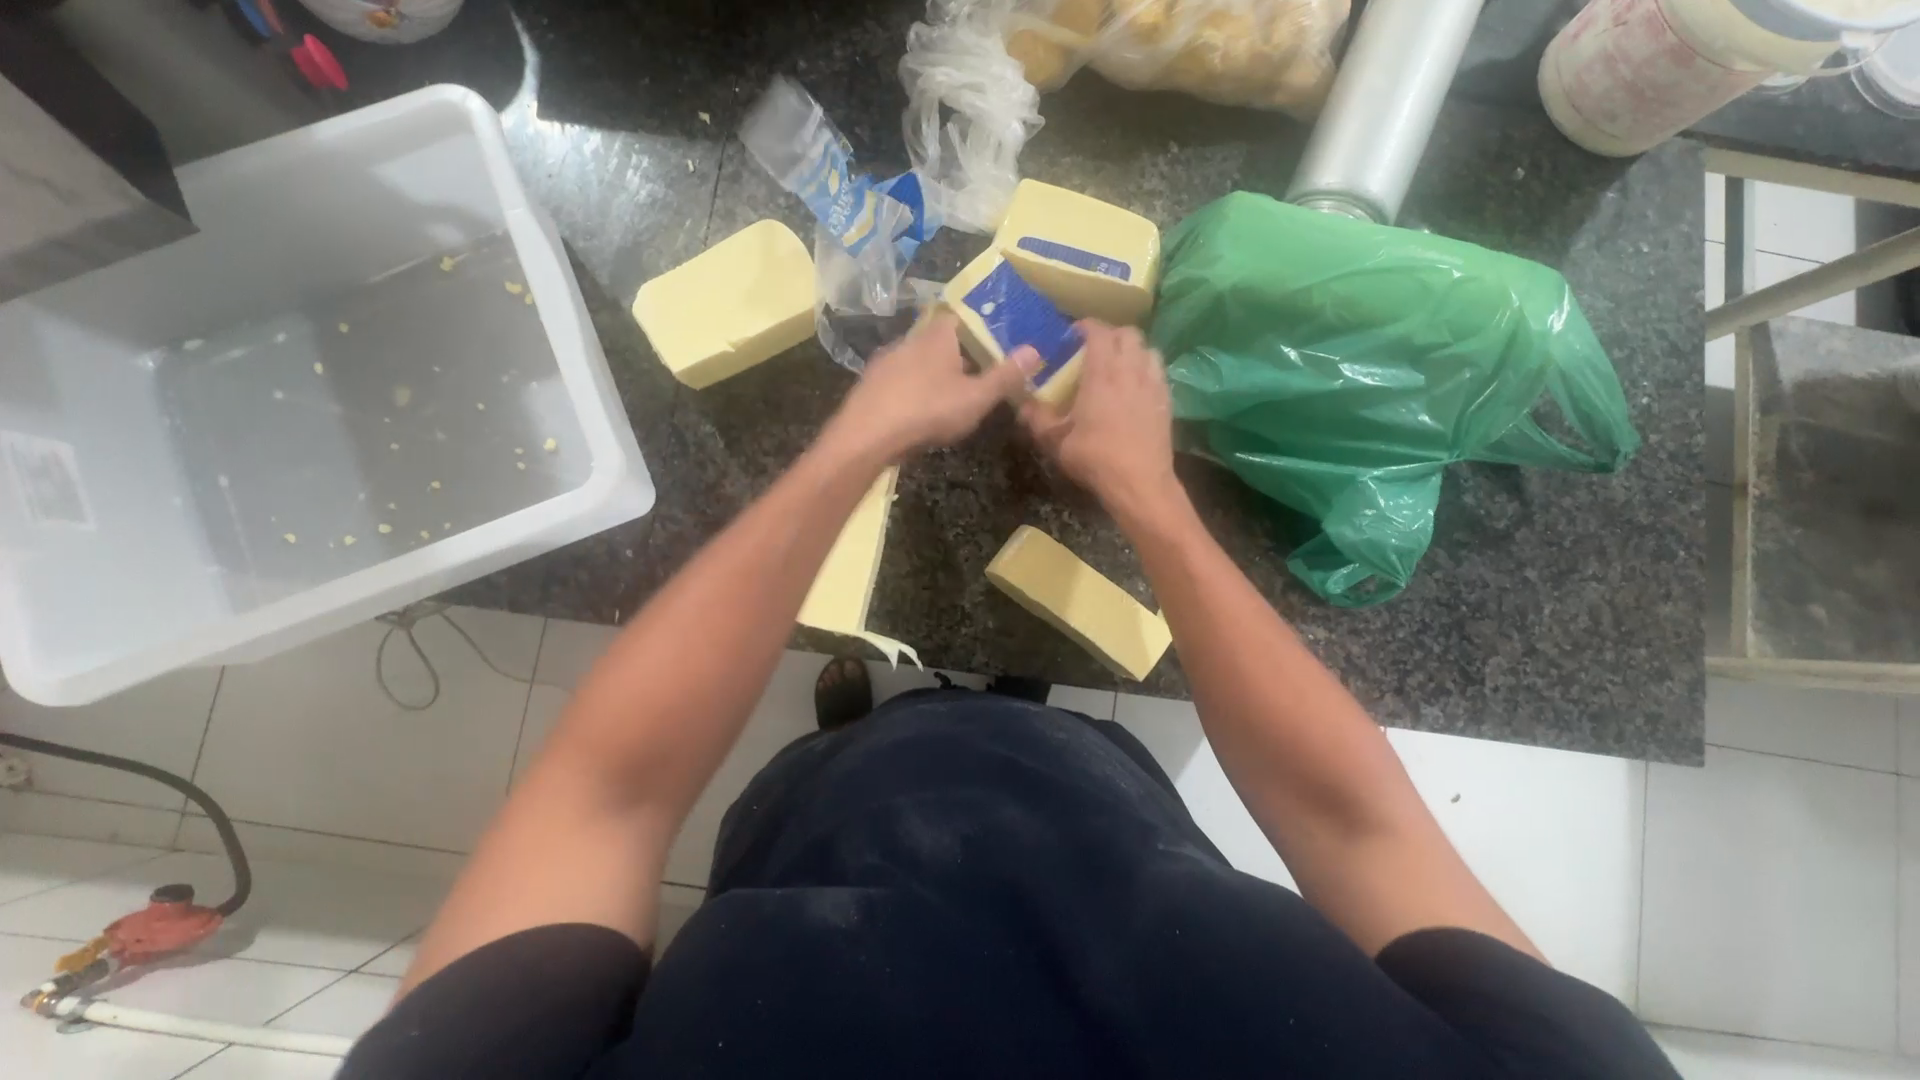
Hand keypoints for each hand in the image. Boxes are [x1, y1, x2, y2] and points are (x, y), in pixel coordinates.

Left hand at [824, 312, 1036, 461]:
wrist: (865, 437)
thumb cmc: (927, 411)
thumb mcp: (976, 397)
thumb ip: (1005, 375)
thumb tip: (1036, 349)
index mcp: (938, 334)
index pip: (962, 316)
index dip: (981, 327)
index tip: (997, 342)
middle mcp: (910, 339)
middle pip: (940, 339)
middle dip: (959, 354)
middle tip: (980, 373)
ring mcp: (886, 361)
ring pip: (918, 361)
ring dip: (934, 374)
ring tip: (952, 395)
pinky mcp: (870, 385)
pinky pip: (899, 381)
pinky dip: (912, 390)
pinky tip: (919, 410)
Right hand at [1021, 321, 1183, 522]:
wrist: (1140, 482)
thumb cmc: (1095, 458)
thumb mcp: (1056, 441)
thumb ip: (1038, 419)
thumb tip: (1023, 406)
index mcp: (1102, 373)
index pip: (1099, 332)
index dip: (1085, 326)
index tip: (1073, 333)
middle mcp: (1131, 370)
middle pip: (1128, 333)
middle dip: (1111, 334)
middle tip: (1095, 348)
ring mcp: (1153, 384)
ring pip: (1148, 349)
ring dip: (1132, 350)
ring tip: (1118, 365)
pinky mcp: (1167, 401)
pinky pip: (1158, 372)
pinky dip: (1146, 370)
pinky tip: (1135, 388)